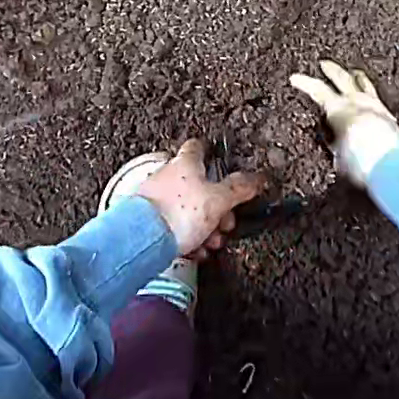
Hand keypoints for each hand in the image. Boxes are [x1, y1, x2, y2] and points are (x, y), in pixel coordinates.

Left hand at [136, 138, 267, 257]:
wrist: (140, 239)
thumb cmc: (176, 214)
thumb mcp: (219, 200)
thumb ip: (239, 189)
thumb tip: (257, 178)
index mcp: (185, 163)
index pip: (199, 147)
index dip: (211, 152)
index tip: (219, 159)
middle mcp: (168, 175)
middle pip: (198, 185)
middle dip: (216, 205)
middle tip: (225, 220)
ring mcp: (155, 197)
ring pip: (186, 208)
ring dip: (203, 225)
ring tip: (211, 242)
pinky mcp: (147, 220)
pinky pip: (173, 226)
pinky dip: (186, 237)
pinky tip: (194, 250)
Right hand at [288, 60, 398, 183]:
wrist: (391, 163)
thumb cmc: (361, 159)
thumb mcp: (338, 157)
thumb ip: (335, 146)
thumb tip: (336, 145)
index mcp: (338, 107)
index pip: (317, 90)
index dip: (305, 83)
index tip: (295, 78)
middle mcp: (357, 101)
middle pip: (342, 78)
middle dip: (332, 70)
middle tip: (324, 63)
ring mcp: (376, 105)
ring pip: (363, 84)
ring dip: (355, 77)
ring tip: (353, 73)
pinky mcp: (390, 116)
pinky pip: (377, 98)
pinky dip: (371, 95)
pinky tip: (373, 98)